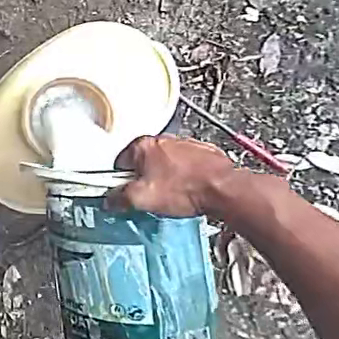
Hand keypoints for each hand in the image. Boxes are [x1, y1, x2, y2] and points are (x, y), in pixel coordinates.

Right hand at [112, 135, 238, 217]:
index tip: (130, 192)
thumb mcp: (141, 199)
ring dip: (167, 175)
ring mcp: (186, 144)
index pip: (120, 162)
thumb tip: (111, 199)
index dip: (122, 180)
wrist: (228, 191)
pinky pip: (188, 164)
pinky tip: (191, 188)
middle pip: (143, 160)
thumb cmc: (185, 190)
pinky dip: (187, 174)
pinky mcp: (206, 152)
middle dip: (146, 177)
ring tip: (175, 194)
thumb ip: (118, 198)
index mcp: (142, 145)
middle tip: (153, 195)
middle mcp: (163, 139)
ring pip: (167, 161)